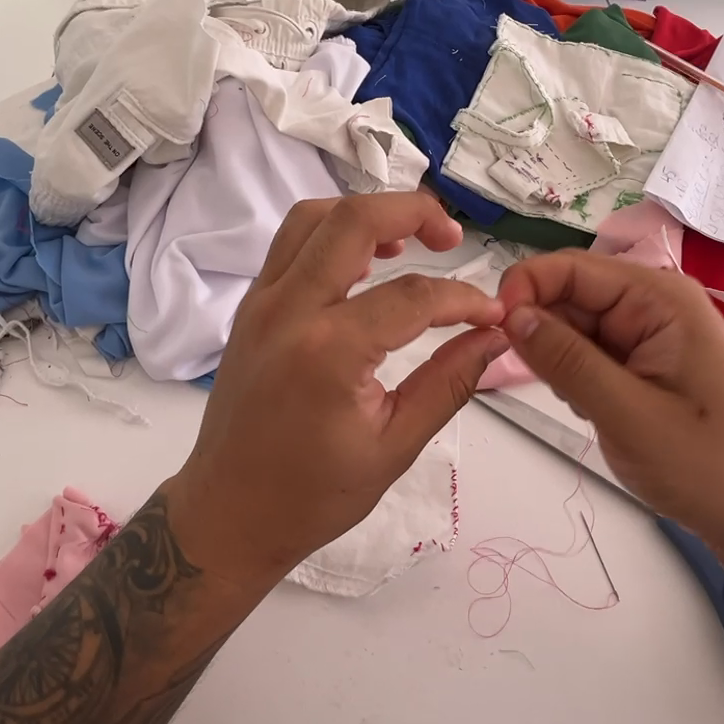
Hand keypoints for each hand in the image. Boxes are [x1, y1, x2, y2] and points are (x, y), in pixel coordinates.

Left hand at [164, 194, 508, 588]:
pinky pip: (290, 244)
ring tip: (407, 241)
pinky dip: (331, 233)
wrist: (228, 512)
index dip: (463, 299)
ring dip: (364, 214)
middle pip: (352, 220)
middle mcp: (289, 310)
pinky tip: (363, 261)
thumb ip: (448, 383)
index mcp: (328, 352)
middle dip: (412, 211)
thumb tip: (495, 337)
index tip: (492, 315)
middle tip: (451, 237)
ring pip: (311, 217)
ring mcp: (261, 302)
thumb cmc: (312, 495)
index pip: (412, 297)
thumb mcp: (394, 448)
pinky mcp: (251, 307)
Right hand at [495, 252, 723, 555]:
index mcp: (658, 297)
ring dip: (558, 358)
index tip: (492, 331)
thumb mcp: (625, 412)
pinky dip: (575, 375)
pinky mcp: (644, 360)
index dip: (524, 288)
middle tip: (544, 382)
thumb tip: (510, 314)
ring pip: (573, 325)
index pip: (570, 267)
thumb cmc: (707, 467)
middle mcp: (653, 303)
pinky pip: (588, 350)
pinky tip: (592, 408)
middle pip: (569, 293)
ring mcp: (650, 332)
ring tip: (583, 404)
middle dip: (541, 330)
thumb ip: (564, 358)